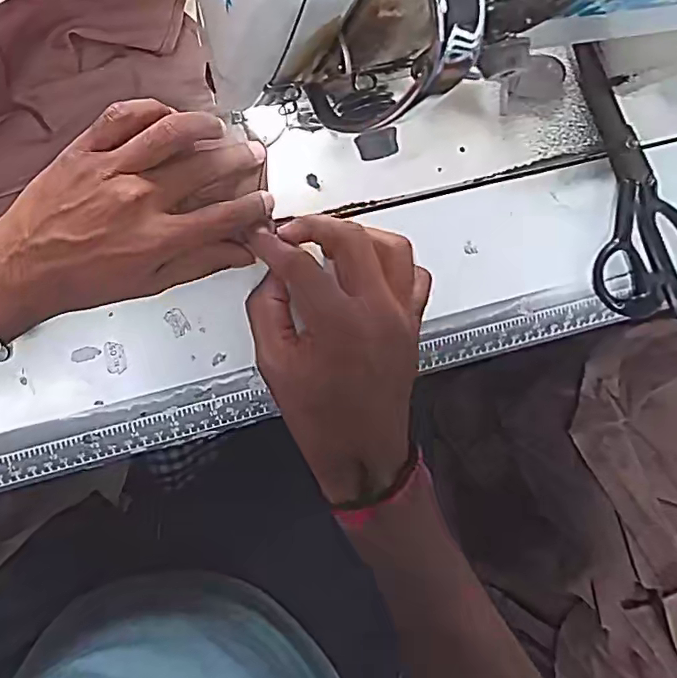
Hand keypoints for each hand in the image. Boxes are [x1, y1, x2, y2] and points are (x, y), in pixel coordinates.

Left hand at [0, 100, 271, 343]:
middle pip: (205, 167)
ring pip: (170, 133)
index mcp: (155, 238)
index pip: (223, 215)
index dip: (252, 206)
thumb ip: (196, 263)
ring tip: (218, 128)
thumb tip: (236, 253)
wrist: (20, 268)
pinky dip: (149, 109)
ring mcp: (110, 169)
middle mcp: (138, 198)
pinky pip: (123, 117)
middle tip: (253, 154)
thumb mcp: (146, 284)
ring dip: (203, 126)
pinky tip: (165, 114)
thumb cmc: (77, 280)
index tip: (264, 199)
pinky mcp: (85, 151)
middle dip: (240, 159)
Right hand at [246, 217, 431, 504]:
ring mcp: (401, 315)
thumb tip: (273, 275)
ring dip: (356, 233)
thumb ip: (265, 309)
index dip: (273, 244)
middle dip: (314, 224)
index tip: (262, 238)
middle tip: (292, 231)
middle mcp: (376, 312)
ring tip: (330, 238)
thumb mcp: (273, 363)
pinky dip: (391, 259)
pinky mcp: (413, 322)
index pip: (300, 262)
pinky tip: (368, 264)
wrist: (363, 452)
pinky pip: (414, 273)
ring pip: (391, 245)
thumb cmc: (322, 419)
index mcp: (337, 324)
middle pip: (350, 238)